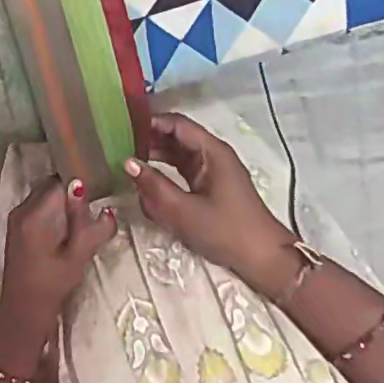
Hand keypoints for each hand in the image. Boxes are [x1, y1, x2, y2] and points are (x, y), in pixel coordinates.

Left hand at [0, 177, 116, 372]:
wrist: (23, 309)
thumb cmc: (53, 284)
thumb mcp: (78, 256)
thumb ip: (91, 227)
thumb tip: (103, 203)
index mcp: (36, 214)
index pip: (61, 182)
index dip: (80, 183)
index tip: (97, 192)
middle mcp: (22, 208)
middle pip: (51, 185)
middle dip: (71, 192)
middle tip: (90, 209)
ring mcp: (16, 215)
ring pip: (44, 194)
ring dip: (61, 201)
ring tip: (79, 219)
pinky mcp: (16, 224)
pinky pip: (37, 205)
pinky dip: (52, 209)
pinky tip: (64, 228)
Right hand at [124, 113, 299, 296]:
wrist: (264, 260)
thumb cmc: (227, 232)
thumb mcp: (184, 211)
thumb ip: (154, 185)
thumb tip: (127, 162)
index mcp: (211, 151)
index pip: (177, 123)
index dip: (150, 122)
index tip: (123, 127)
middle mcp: (212, 154)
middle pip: (176, 136)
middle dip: (149, 140)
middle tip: (118, 145)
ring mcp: (212, 170)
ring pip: (178, 154)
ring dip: (156, 157)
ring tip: (128, 162)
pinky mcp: (210, 186)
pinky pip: (183, 170)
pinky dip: (165, 172)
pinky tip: (148, 182)